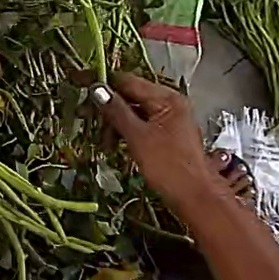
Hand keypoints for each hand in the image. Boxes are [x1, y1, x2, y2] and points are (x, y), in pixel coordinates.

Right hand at [90, 72, 223, 209]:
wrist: (196, 198)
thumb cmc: (168, 168)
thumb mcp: (138, 137)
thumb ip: (117, 111)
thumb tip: (98, 90)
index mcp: (167, 99)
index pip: (128, 81)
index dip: (104, 85)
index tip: (83, 89)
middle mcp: (171, 104)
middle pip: (132, 96)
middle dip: (110, 108)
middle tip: (89, 121)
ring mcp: (172, 120)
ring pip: (137, 112)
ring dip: (118, 123)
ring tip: (105, 142)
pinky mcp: (169, 135)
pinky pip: (144, 125)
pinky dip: (129, 132)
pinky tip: (118, 145)